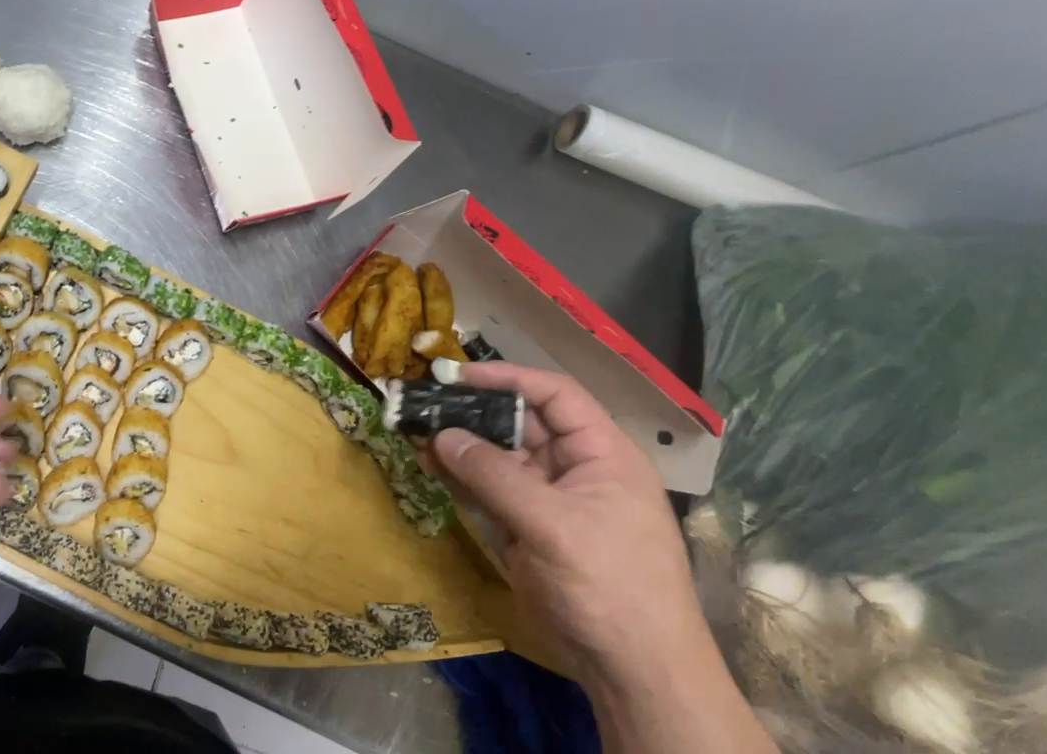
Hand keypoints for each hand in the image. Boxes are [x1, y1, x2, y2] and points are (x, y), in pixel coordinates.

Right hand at [415, 362, 704, 687]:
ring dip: (458, 444)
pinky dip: (459, 476)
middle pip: (519, 423)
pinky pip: (489, 489)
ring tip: (413, 432)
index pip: (554, 396)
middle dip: (471, 412)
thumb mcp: (551, 525)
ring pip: (497, 456)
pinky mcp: (528, 528)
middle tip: (422, 405)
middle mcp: (575, 468)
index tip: (456, 376)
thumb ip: (493, 475)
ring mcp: (549, 499)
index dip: (508, 379)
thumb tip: (441, 436)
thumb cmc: (608, 585)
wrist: (634, 670)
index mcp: (601, 454)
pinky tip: (428, 463)